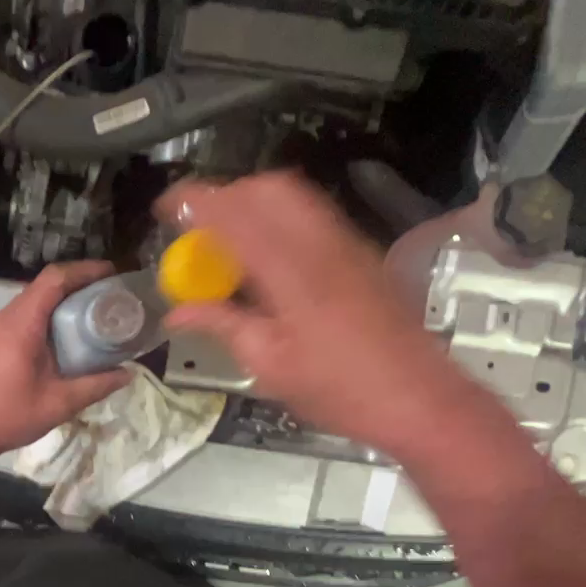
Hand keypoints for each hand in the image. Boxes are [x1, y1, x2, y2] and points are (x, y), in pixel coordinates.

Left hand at [0, 262, 132, 460]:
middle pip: (43, 286)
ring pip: (31, 300)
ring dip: (60, 300)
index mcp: (21, 324)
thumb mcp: (59, 403)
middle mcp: (5, 317)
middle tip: (107, 295)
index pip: (54, 280)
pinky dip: (45, 316)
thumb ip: (96, 386)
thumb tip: (127, 374)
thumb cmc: (10, 416)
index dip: (84, 270)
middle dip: (77, 284)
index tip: (111, 273)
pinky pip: (21, 316)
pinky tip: (62, 335)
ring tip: (90, 313)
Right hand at [161, 174, 481, 456]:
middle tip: (198, 225)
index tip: (167, 205)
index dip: (195, 202)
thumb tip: (178, 313)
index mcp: (291, 271)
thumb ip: (222, 326)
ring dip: (254, 204)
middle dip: (226, 196)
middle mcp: (321, 244)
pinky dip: (280, 219)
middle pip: (268, 188)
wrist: (418, 398)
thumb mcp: (269, 365)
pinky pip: (313, 216)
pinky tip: (266, 256)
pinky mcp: (361, 254)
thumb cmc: (340, 391)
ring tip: (228, 239)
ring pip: (294, 196)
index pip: (236, 215)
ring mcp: (347, 244)